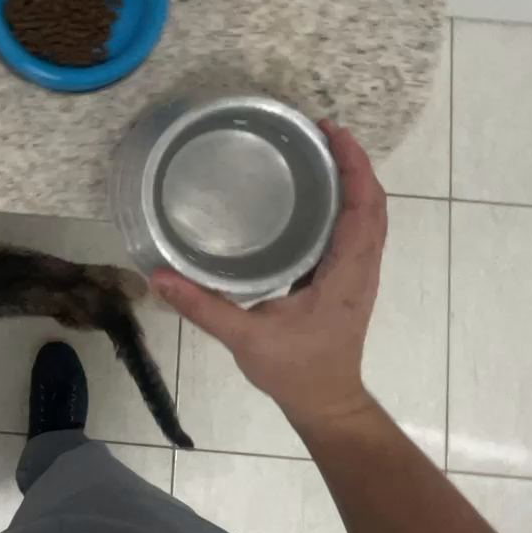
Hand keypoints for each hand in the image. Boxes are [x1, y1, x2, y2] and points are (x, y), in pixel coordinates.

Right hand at [152, 120, 388, 436]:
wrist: (326, 402)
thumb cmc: (294, 371)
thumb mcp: (244, 340)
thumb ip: (203, 307)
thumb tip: (158, 276)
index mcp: (346, 275)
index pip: (364, 210)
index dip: (355, 168)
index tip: (333, 134)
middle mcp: (361, 268)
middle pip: (373, 204)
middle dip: (353, 163)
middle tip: (318, 130)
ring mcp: (358, 273)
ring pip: (368, 216)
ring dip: (352, 180)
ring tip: (317, 151)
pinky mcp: (347, 279)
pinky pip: (356, 230)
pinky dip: (345, 202)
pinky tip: (312, 194)